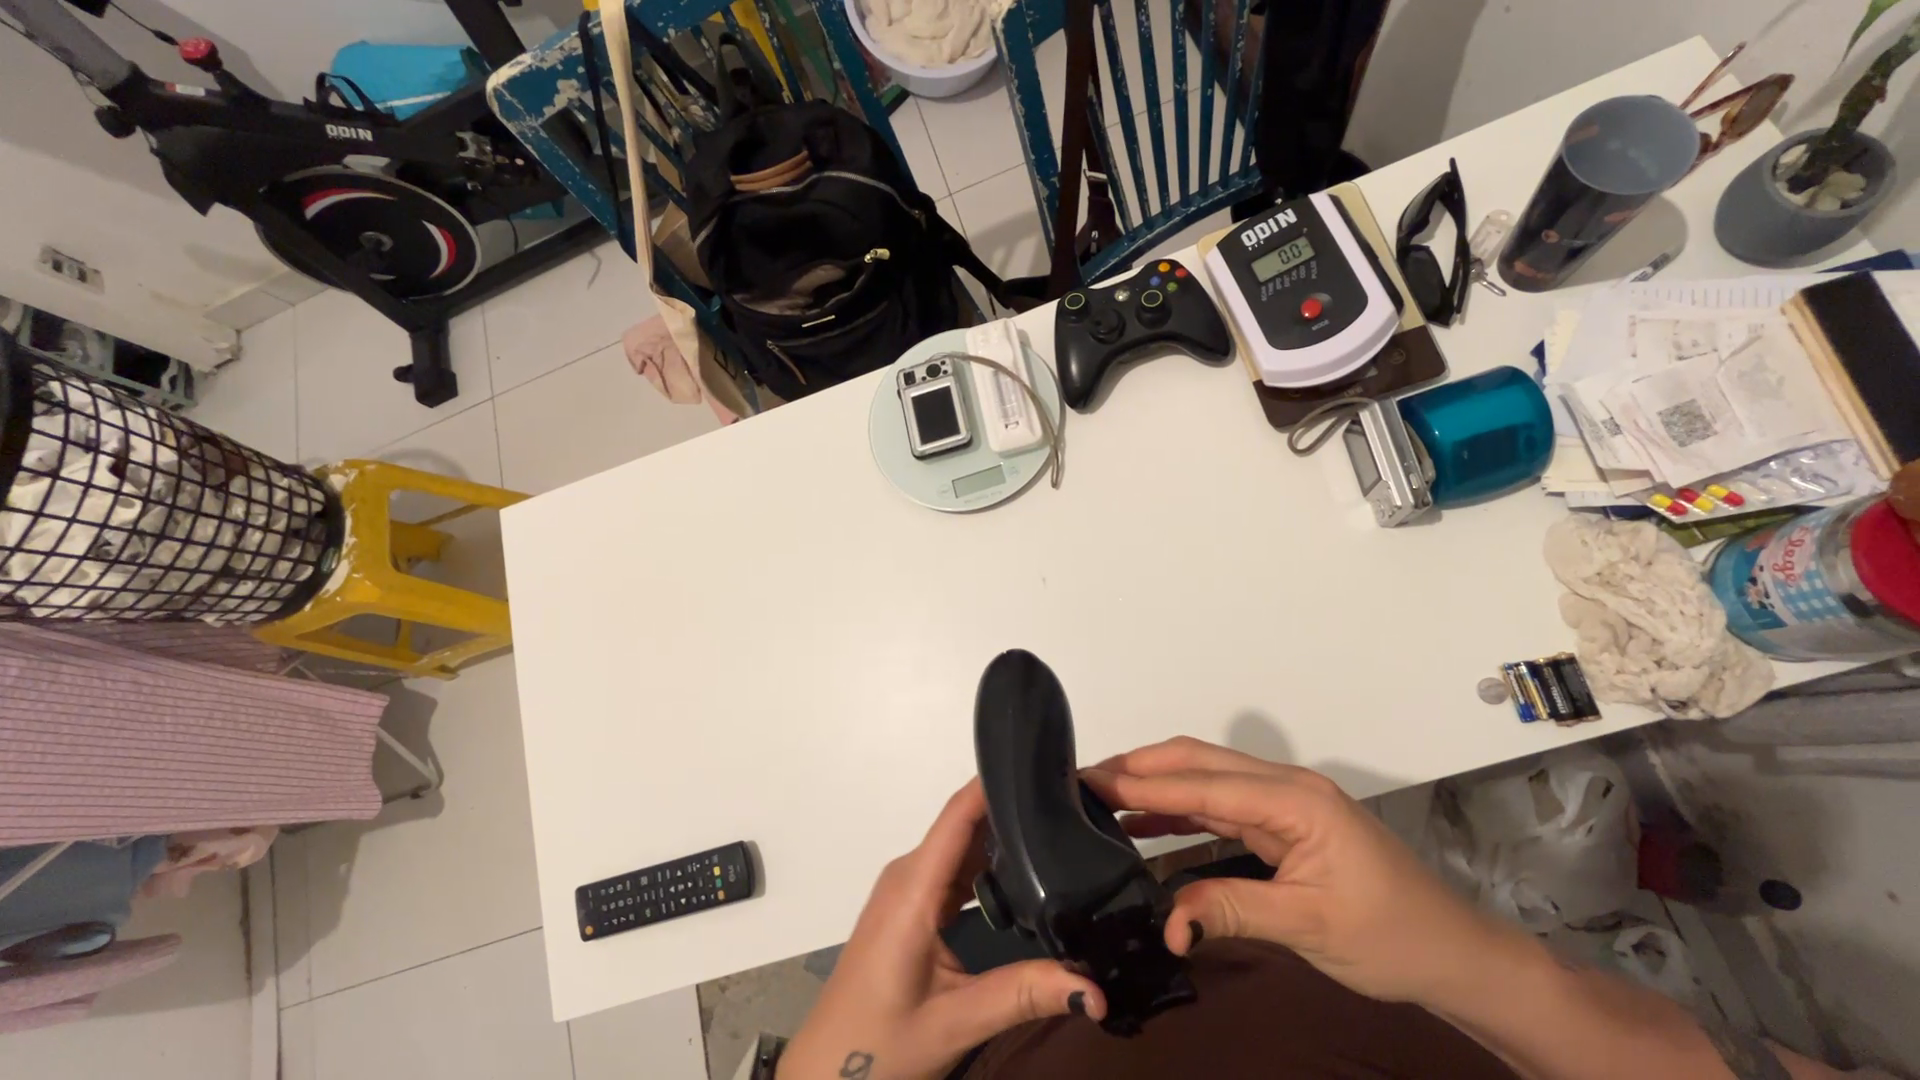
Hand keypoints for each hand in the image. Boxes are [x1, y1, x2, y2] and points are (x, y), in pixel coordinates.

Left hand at [779, 781, 1105, 1079]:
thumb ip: (1023, 995)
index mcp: (913, 888)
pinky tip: (1026, 871)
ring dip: (1002, 835)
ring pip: (960, 847)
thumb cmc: (879, 1043)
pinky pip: (953, 870)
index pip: (957, 815)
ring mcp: (908, 891)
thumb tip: (1096, 989)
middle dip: (1012, 807)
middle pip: (963, 824)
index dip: (995, 783)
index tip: (1042, 765)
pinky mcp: (912, 908)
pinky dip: (988, 863)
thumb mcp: (955, 1022)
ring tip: (1060, 827)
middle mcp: (909, 876)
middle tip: (1072, 801)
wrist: (827, 1073)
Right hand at [1086, 736, 1513, 1005]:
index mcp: (1296, 802)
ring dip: (1155, 782)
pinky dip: (1178, 808)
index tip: (1094, 781)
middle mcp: (1285, 789)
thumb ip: (1233, 911)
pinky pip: (1218, 806)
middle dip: (1142, 766)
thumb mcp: (1310, 925)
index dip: (1147, 783)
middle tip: (1084, 779)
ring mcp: (1283, 804)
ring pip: (1206, 778)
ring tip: (1100, 792)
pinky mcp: (1280, 824)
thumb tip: (1167, 923)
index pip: (1207, 786)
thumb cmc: (1392, 936)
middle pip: (1200, 761)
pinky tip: (1142, 820)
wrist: (1452, 953)